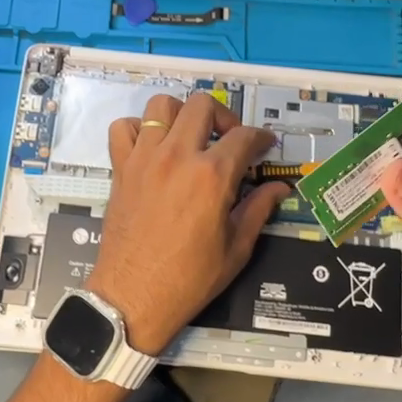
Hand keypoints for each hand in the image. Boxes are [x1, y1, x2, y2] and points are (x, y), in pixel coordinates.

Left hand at [84, 93, 289, 354]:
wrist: (134, 297)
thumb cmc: (189, 279)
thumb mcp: (236, 248)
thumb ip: (258, 210)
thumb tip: (280, 189)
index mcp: (211, 175)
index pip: (244, 137)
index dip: (261, 138)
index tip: (265, 146)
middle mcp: (177, 156)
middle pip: (202, 105)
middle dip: (223, 116)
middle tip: (228, 139)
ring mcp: (145, 158)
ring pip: (162, 105)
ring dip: (181, 114)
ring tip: (190, 137)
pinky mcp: (121, 168)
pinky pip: (123, 127)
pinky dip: (138, 129)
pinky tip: (152, 147)